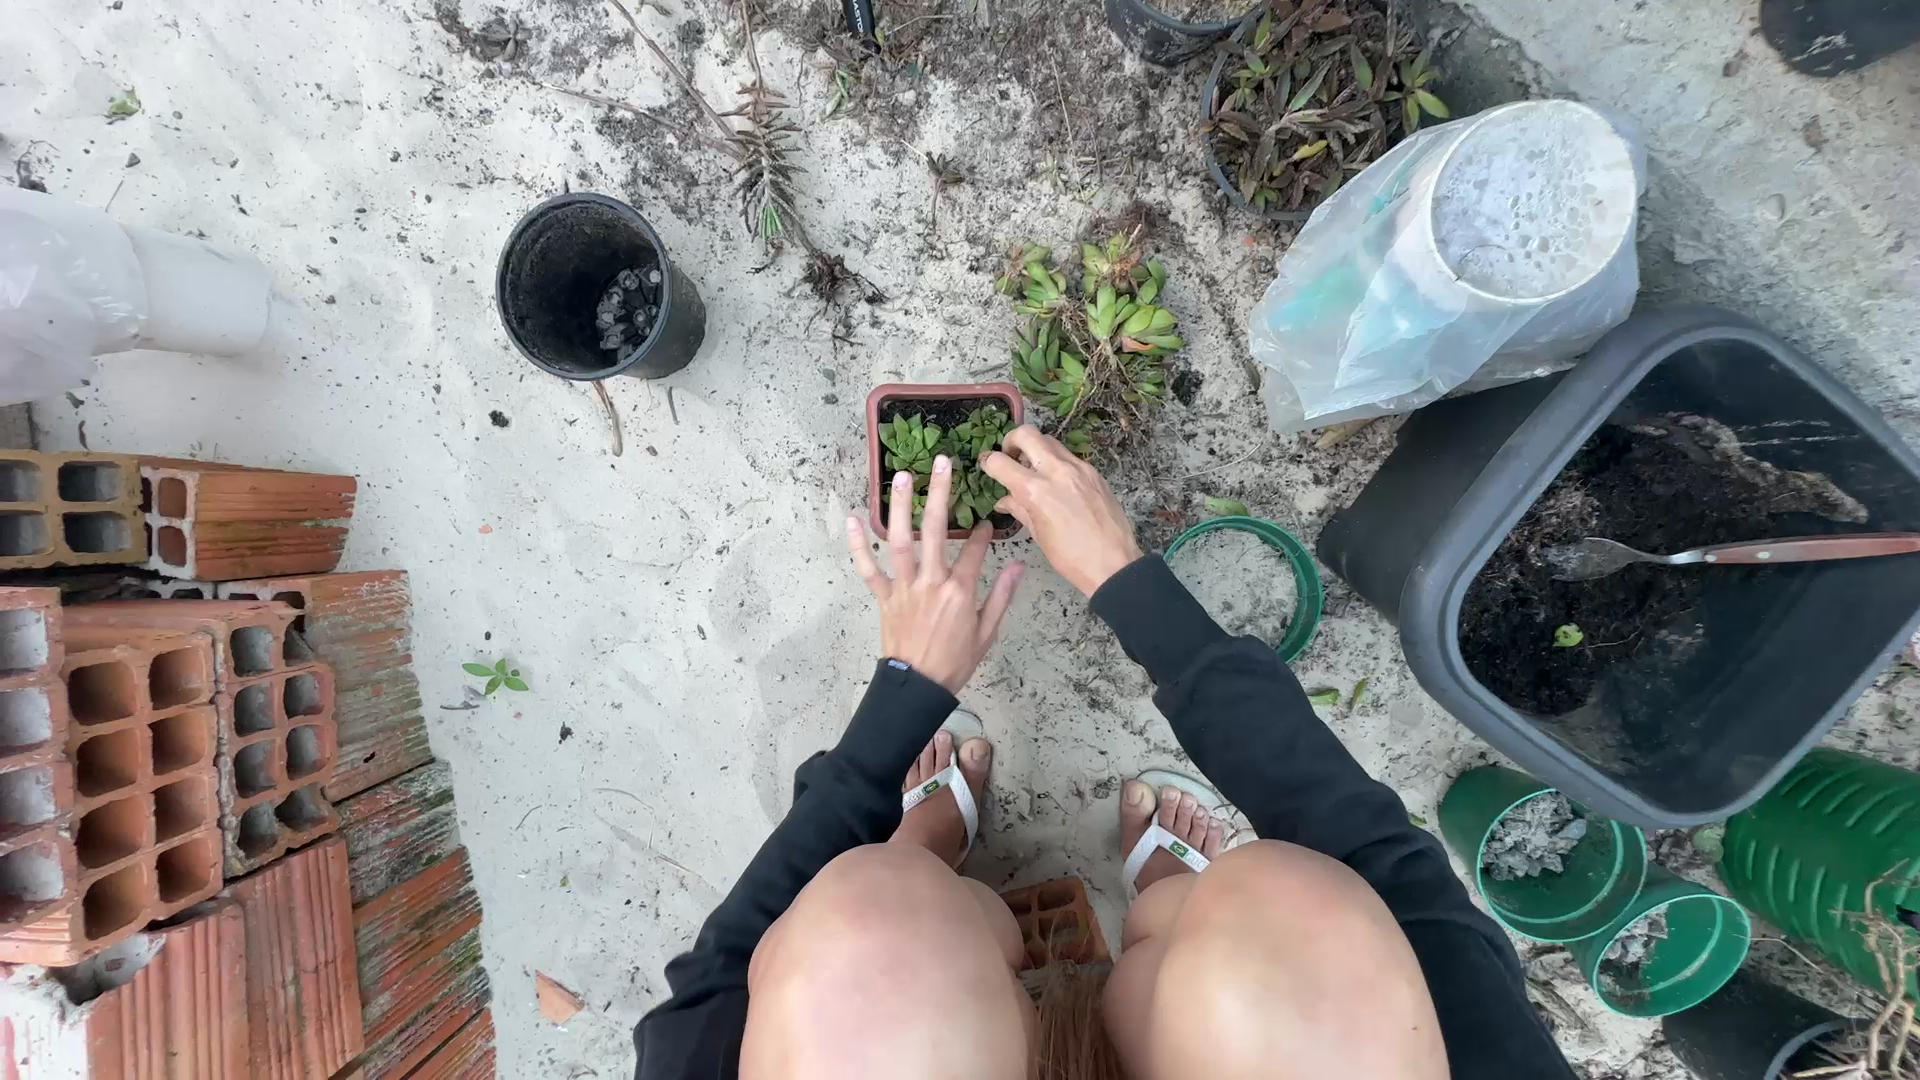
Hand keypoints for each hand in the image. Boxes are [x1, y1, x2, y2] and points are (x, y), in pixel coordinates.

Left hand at [846, 454, 1024, 693]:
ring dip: (900, 507)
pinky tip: (852, 520)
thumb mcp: (988, 632)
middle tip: (942, 463)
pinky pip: (868, 570)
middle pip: (935, 531)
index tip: (986, 521)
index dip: (982, 533)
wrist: (918, 688)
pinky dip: (858, 546)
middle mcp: (931, 582)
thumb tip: (1017, 565)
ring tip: (901, 476)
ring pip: (900, 541)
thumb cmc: (956, 662)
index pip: (974, 550)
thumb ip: (1002, 595)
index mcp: (960, 591)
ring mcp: (904, 588)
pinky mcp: (884, 598)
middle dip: (940, 493)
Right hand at [981, 426, 1142, 596]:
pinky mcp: (1094, 472)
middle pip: (1027, 434)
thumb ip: (1019, 509)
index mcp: (1036, 491)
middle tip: (1010, 456)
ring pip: (1050, 441)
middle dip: (1012, 440)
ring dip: (1036, 449)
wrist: (1113, 563)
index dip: (988, 462)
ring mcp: (1079, 468)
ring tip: (1034, 469)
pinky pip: (1069, 457)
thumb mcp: (1038, 534)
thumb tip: (1004, 500)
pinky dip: (1057, 462)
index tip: (986, 465)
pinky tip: (1058, 483)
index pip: (1000, 462)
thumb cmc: (1070, 557)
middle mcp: (1056, 471)